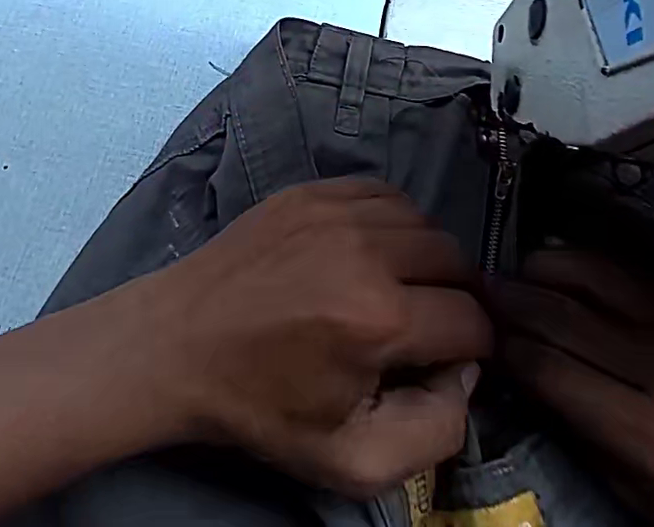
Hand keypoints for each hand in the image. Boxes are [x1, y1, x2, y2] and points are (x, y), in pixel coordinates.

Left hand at [115, 177, 492, 496]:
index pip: (472, 320)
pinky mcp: (308, 192)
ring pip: (422, 219)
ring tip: (402, 285)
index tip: (447, 359)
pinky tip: (372, 247)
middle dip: (458, 296)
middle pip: (455, 259)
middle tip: (430, 322)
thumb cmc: (260, 404)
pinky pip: (379, 191)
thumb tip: (464, 372)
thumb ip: (434, 431)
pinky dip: (393, 219)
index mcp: (378, 319)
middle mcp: (364, 251)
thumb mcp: (350, 461)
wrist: (180, 341)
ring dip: (427, 256)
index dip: (473, 348)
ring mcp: (333, 211)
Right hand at [491, 251, 653, 526]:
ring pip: (585, 272)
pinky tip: (556, 268)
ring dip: (537, 269)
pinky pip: (619, 271)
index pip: (548, 367)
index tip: (476, 339)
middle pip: (558, 311)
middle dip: (507, 299)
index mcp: (651, 431)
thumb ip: (581, 437)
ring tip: (510, 276)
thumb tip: (527, 386)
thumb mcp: (646, 502)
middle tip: (473, 294)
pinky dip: (576, 263)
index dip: (502, 349)